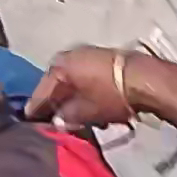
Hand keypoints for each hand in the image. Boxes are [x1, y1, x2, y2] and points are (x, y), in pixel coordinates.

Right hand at [23, 46, 169, 129]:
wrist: (146, 79)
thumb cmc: (111, 95)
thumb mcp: (86, 111)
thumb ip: (67, 117)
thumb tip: (57, 122)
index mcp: (59, 66)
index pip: (41, 91)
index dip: (36, 109)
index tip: (30, 121)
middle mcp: (68, 56)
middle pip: (56, 83)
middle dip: (55, 102)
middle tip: (52, 120)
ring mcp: (86, 55)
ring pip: (72, 80)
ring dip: (71, 97)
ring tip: (74, 116)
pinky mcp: (102, 59)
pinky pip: (85, 77)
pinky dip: (84, 90)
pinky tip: (91, 105)